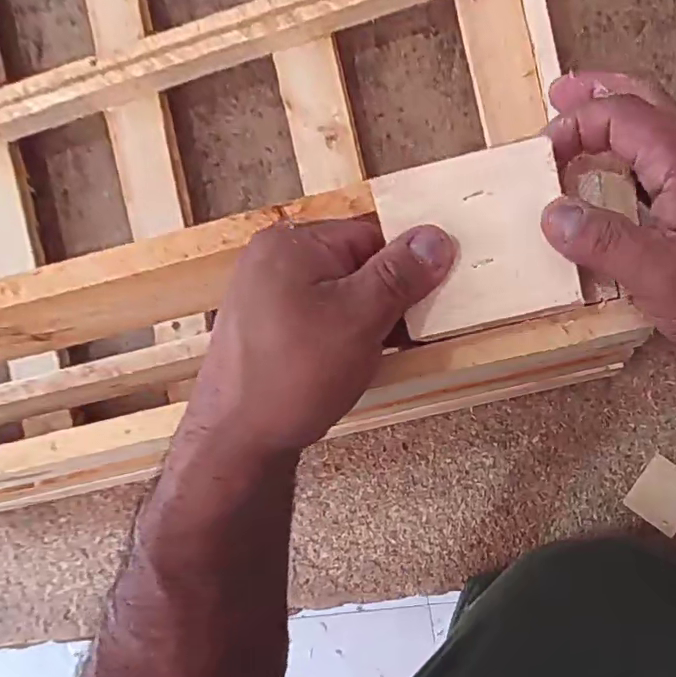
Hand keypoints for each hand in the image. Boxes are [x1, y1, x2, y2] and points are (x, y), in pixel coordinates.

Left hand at [185, 219, 454, 456]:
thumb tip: (437, 237)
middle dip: (387, 299)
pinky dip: (343, 337)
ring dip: (368, 323)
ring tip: (375, 355)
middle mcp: (273, 261)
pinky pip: (320, 320)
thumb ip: (400, 275)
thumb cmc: (296, 374)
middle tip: (405, 335)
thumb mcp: (361, 319)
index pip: (372, 237)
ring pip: (340, 297)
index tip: (426, 303)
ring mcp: (266, 297)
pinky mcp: (267, 331)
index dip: (405, 269)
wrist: (238, 439)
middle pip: (356, 266)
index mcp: (293, 244)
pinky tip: (350, 365)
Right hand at [540, 72, 675, 361]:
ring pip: (653, 131)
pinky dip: (624, 158)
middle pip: (645, 104)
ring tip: (576, 127)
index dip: (578, 123)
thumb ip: (603, 242)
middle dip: (598, 94)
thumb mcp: (656, 274)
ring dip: (613, 121)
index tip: (543, 154)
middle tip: (557, 96)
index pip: (624, 116)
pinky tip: (608, 180)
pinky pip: (656, 166)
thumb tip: (552, 214)